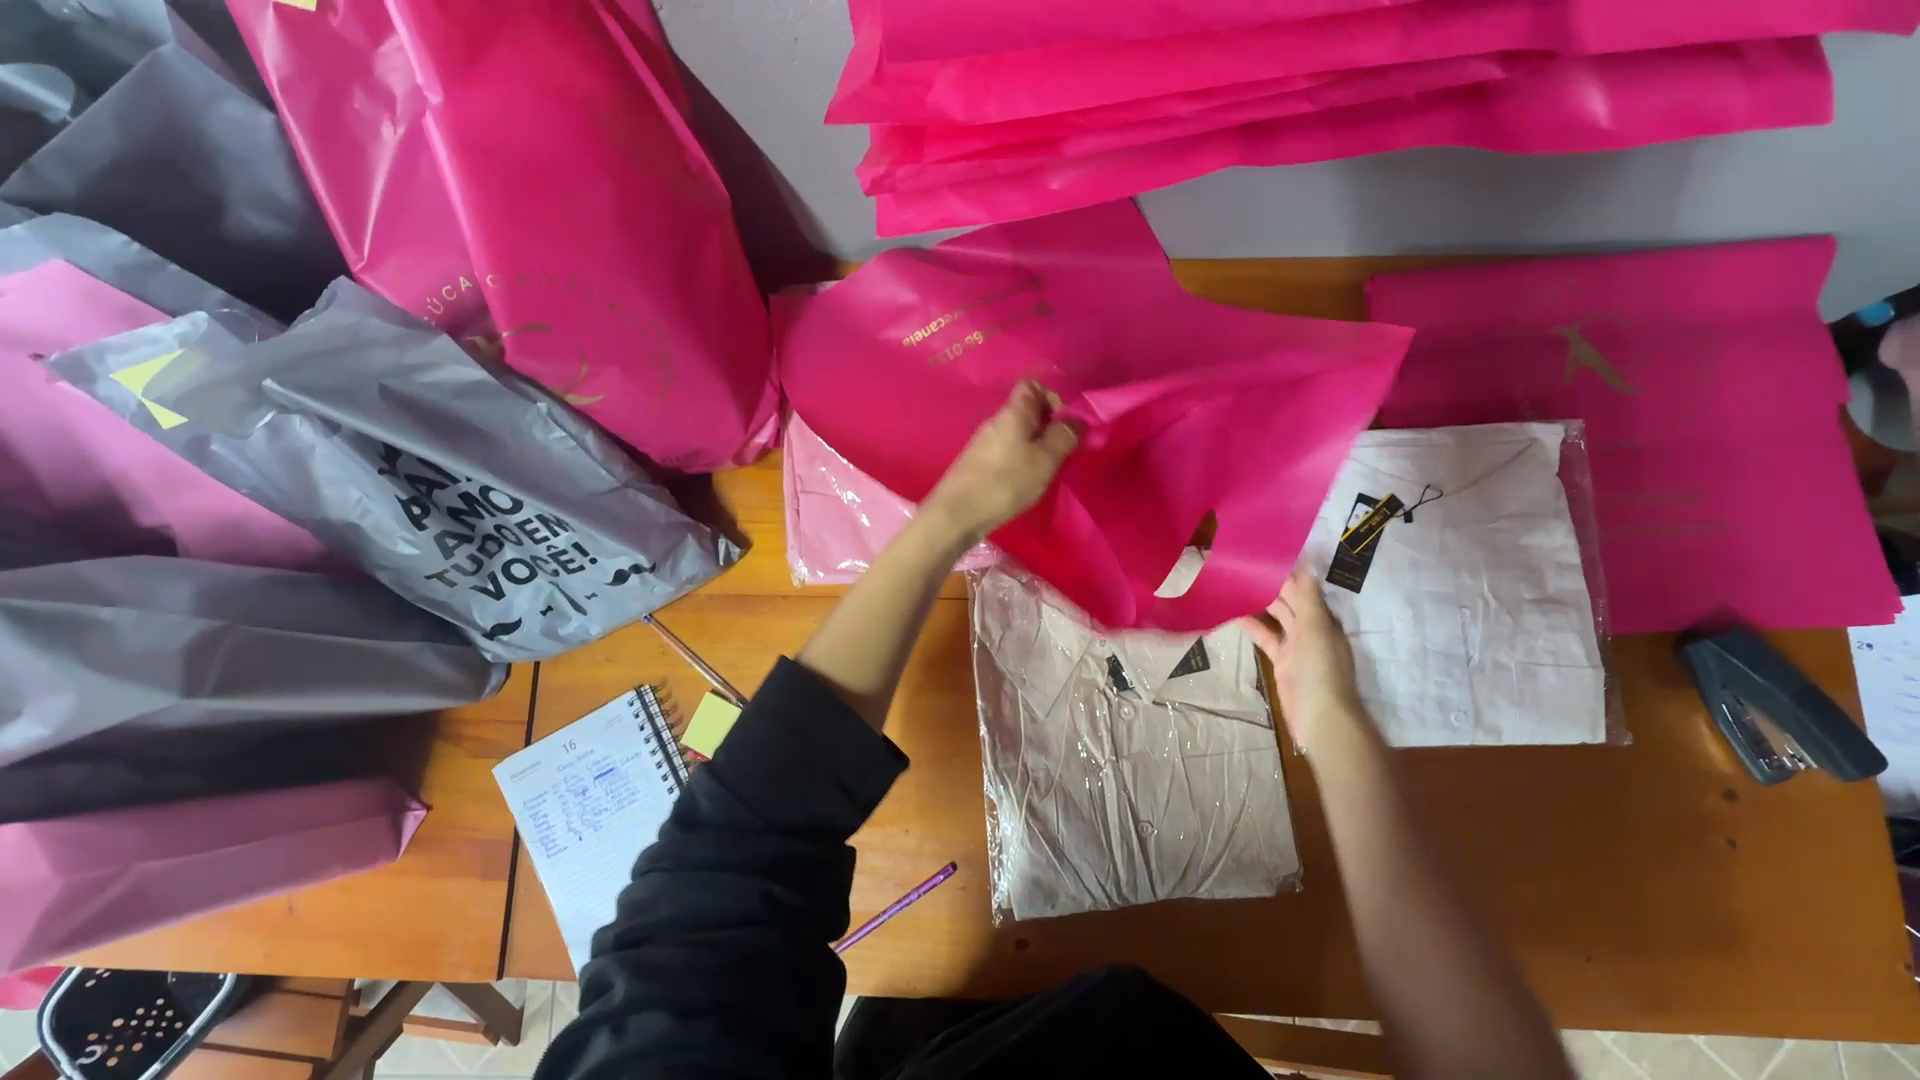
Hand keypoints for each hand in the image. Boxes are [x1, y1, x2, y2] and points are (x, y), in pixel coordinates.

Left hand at [921, 380, 1078, 545]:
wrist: (957, 514)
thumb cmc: (1006, 482)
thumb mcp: (1045, 459)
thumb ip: (1064, 436)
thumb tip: (1078, 418)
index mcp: (1013, 412)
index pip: (1032, 384)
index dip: (1053, 397)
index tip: (1065, 423)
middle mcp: (995, 421)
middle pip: (1027, 410)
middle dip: (1049, 426)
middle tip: (1062, 451)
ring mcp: (984, 442)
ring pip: (1017, 432)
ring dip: (1036, 445)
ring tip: (1045, 469)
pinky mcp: (978, 462)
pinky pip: (1006, 450)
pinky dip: (1020, 459)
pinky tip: (1024, 480)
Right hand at [1240, 564, 1364, 753]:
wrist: (1320, 716)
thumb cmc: (1320, 669)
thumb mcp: (1315, 628)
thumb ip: (1307, 596)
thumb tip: (1305, 560)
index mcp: (1324, 618)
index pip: (1306, 588)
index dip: (1289, 571)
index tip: (1266, 553)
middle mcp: (1312, 628)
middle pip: (1291, 600)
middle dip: (1272, 583)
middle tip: (1245, 563)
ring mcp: (1297, 646)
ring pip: (1277, 617)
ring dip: (1260, 602)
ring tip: (1237, 583)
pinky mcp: (1282, 661)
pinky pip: (1266, 637)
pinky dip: (1252, 626)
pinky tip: (1234, 615)